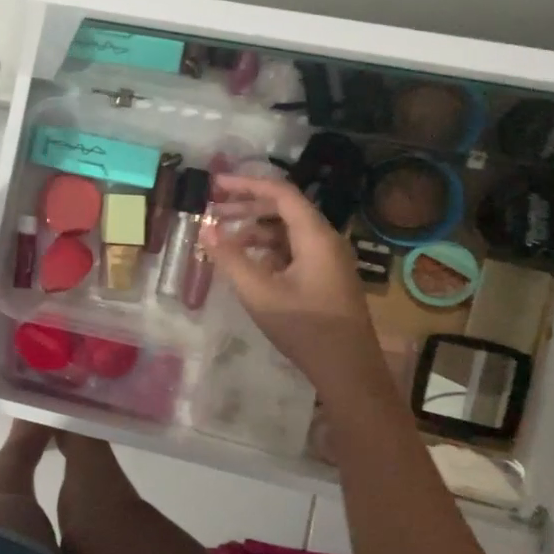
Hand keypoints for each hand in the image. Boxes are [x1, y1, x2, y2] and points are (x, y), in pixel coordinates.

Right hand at [202, 174, 386, 386]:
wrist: (348, 369)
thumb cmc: (305, 328)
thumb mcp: (259, 293)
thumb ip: (230, 258)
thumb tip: (205, 230)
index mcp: (315, 237)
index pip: (281, 193)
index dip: (246, 184)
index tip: (215, 185)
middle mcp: (325, 240)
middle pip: (284, 209)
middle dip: (246, 206)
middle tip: (213, 209)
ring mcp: (327, 259)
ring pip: (286, 230)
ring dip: (253, 228)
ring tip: (223, 239)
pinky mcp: (324, 276)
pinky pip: (292, 249)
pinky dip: (265, 247)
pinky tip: (245, 262)